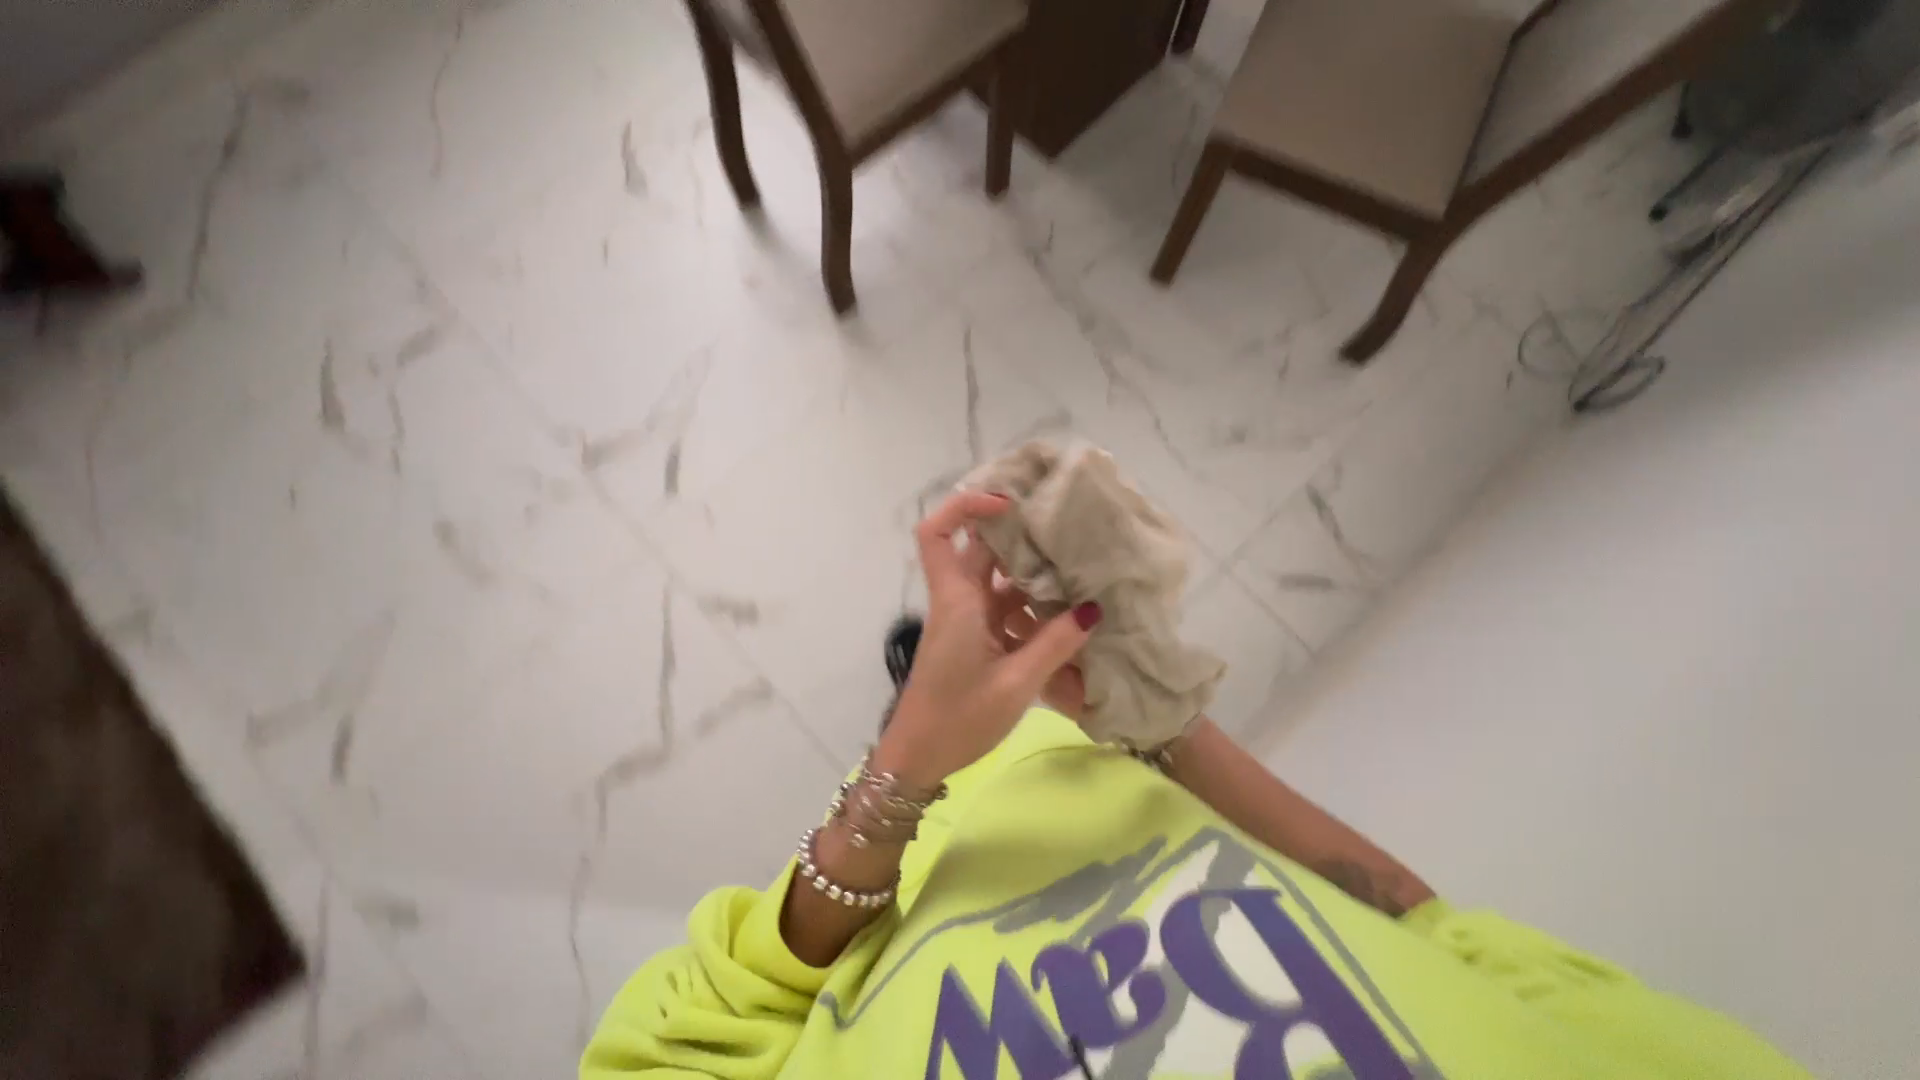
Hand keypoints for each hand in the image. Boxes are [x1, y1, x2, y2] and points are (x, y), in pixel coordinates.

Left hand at [875, 491, 1101, 785]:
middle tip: (1064, 526)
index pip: (937, 532)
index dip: (964, 506)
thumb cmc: (959, 718)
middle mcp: (958, 602)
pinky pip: (1004, 611)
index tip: (1007, 502)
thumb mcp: (1016, 683)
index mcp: (956, 600)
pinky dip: (1031, 608)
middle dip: (1017, 534)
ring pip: (997, 581)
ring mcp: (967, 622)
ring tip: (1077, 565)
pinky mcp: (975, 642)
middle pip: (980, 550)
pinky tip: (1068, 614)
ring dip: (1030, 574)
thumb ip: (1056, 644)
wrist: (919, 758)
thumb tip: (1093, 609)